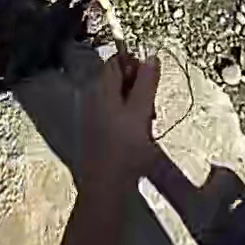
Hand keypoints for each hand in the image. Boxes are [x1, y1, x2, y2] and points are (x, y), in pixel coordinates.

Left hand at [79, 51, 159, 198]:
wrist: (106, 188)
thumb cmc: (125, 147)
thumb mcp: (141, 111)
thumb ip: (146, 82)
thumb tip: (151, 56)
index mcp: (101, 88)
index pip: (116, 60)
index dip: (135, 65)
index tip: (151, 82)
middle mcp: (94, 97)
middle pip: (118, 79)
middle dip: (139, 87)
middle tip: (151, 107)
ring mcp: (93, 115)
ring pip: (119, 99)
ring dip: (137, 105)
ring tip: (147, 125)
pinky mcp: (97, 133)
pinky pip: (115, 115)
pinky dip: (129, 120)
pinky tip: (139, 137)